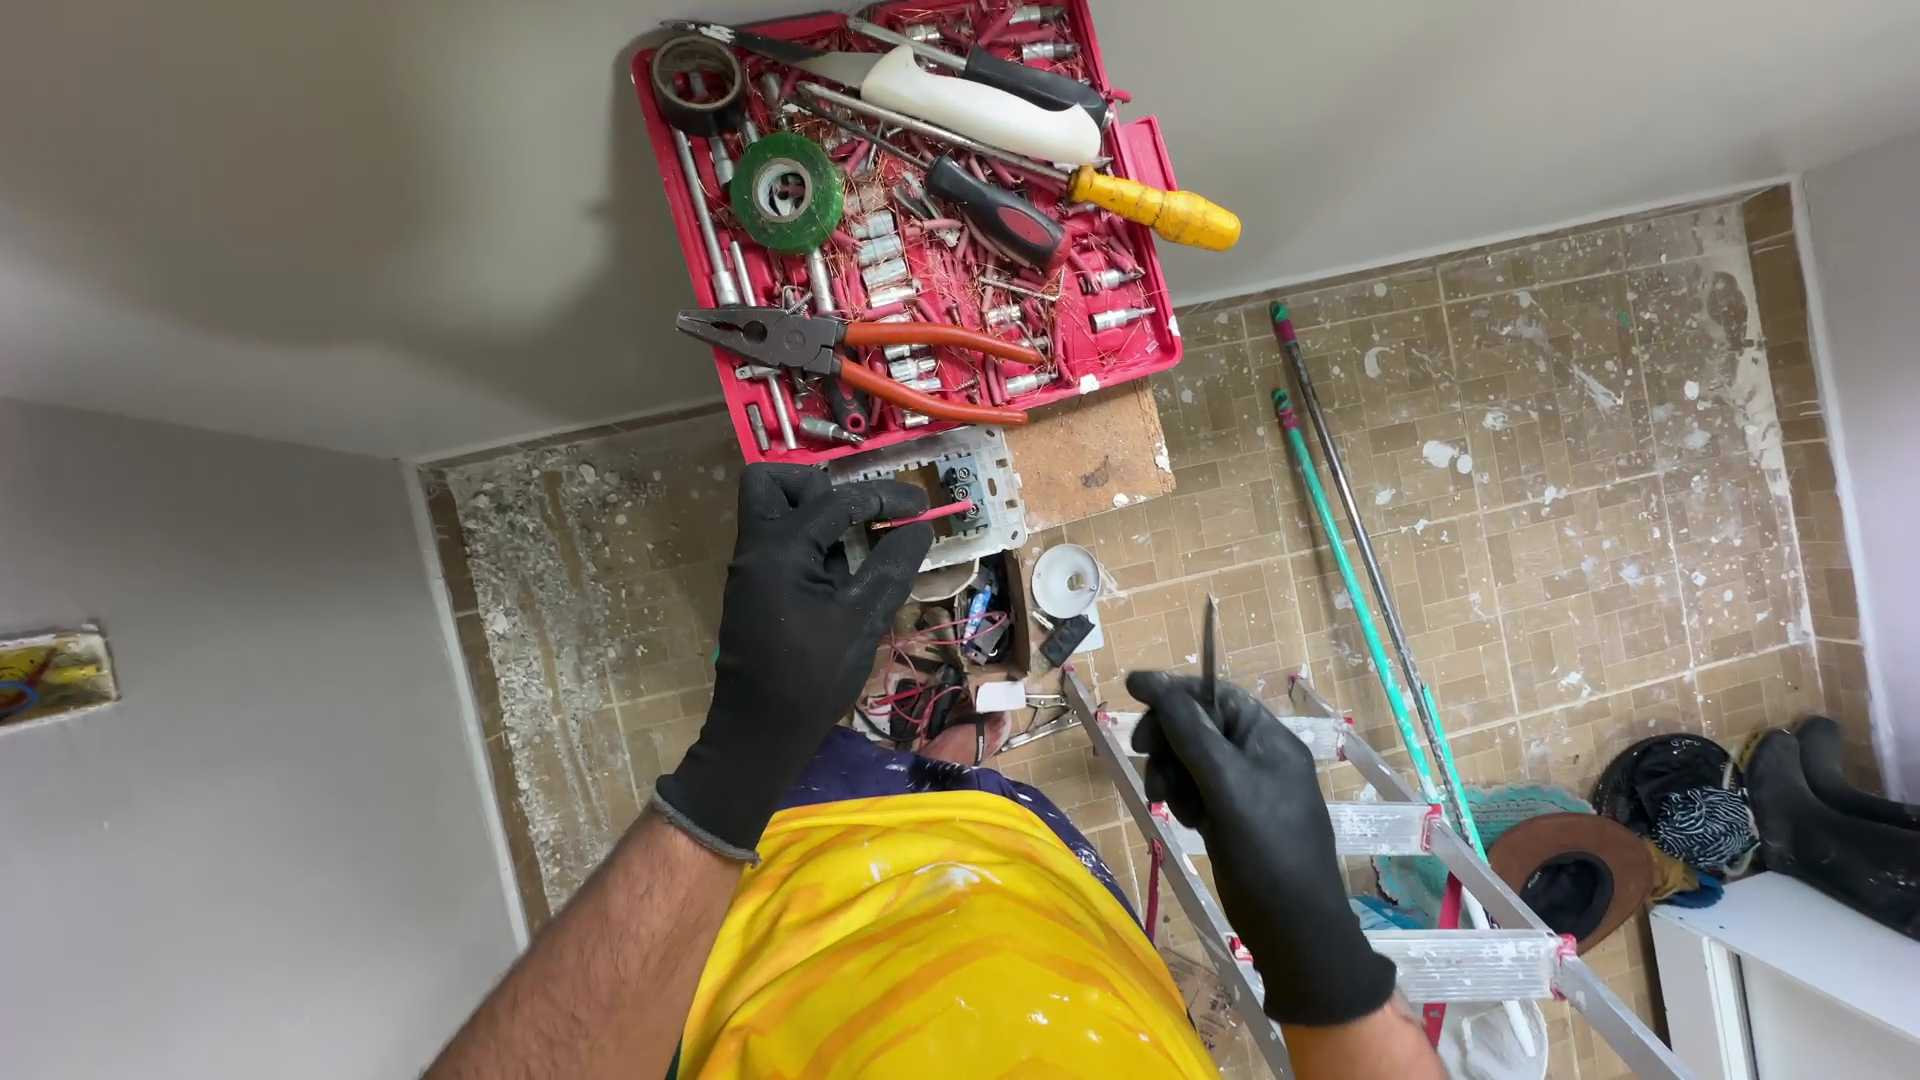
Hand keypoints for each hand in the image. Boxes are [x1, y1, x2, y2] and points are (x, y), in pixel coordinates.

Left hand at [654, 464, 931, 859]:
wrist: (758, 733)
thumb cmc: (811, 677)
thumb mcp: (862, 619)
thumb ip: (891, 566)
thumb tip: (919, 529)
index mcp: (778, 548)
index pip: (835, 500)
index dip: (883, 497)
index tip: (921, 505)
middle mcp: (756, 549)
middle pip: (773, 484)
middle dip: (821, 487)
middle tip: (860, 514)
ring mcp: (751, 570)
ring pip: (774, 513)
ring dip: (818, 516)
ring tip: (860, 549)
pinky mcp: (756, 591)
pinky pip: (781, 546)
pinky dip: (813, 545)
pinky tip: (845, 576)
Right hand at [1126, 671, 1396, 1026]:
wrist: (1293, 930)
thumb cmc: (1266, 848)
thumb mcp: (1225, 782)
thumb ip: (1188, 729)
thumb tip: (1150, 680)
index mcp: (1266, 738)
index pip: (1214, 693)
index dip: (1173, 689)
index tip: (1131, 689)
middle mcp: (1255, 756)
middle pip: (1195, 724)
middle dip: (1166, 738)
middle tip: (1140, 752)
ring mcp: (1242, 788)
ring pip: (1188, 758)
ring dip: (1168, 772)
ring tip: (1163, 800)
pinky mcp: (1229, 815)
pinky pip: (1192, 789)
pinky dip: (1181, 798)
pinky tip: (1185, 820)